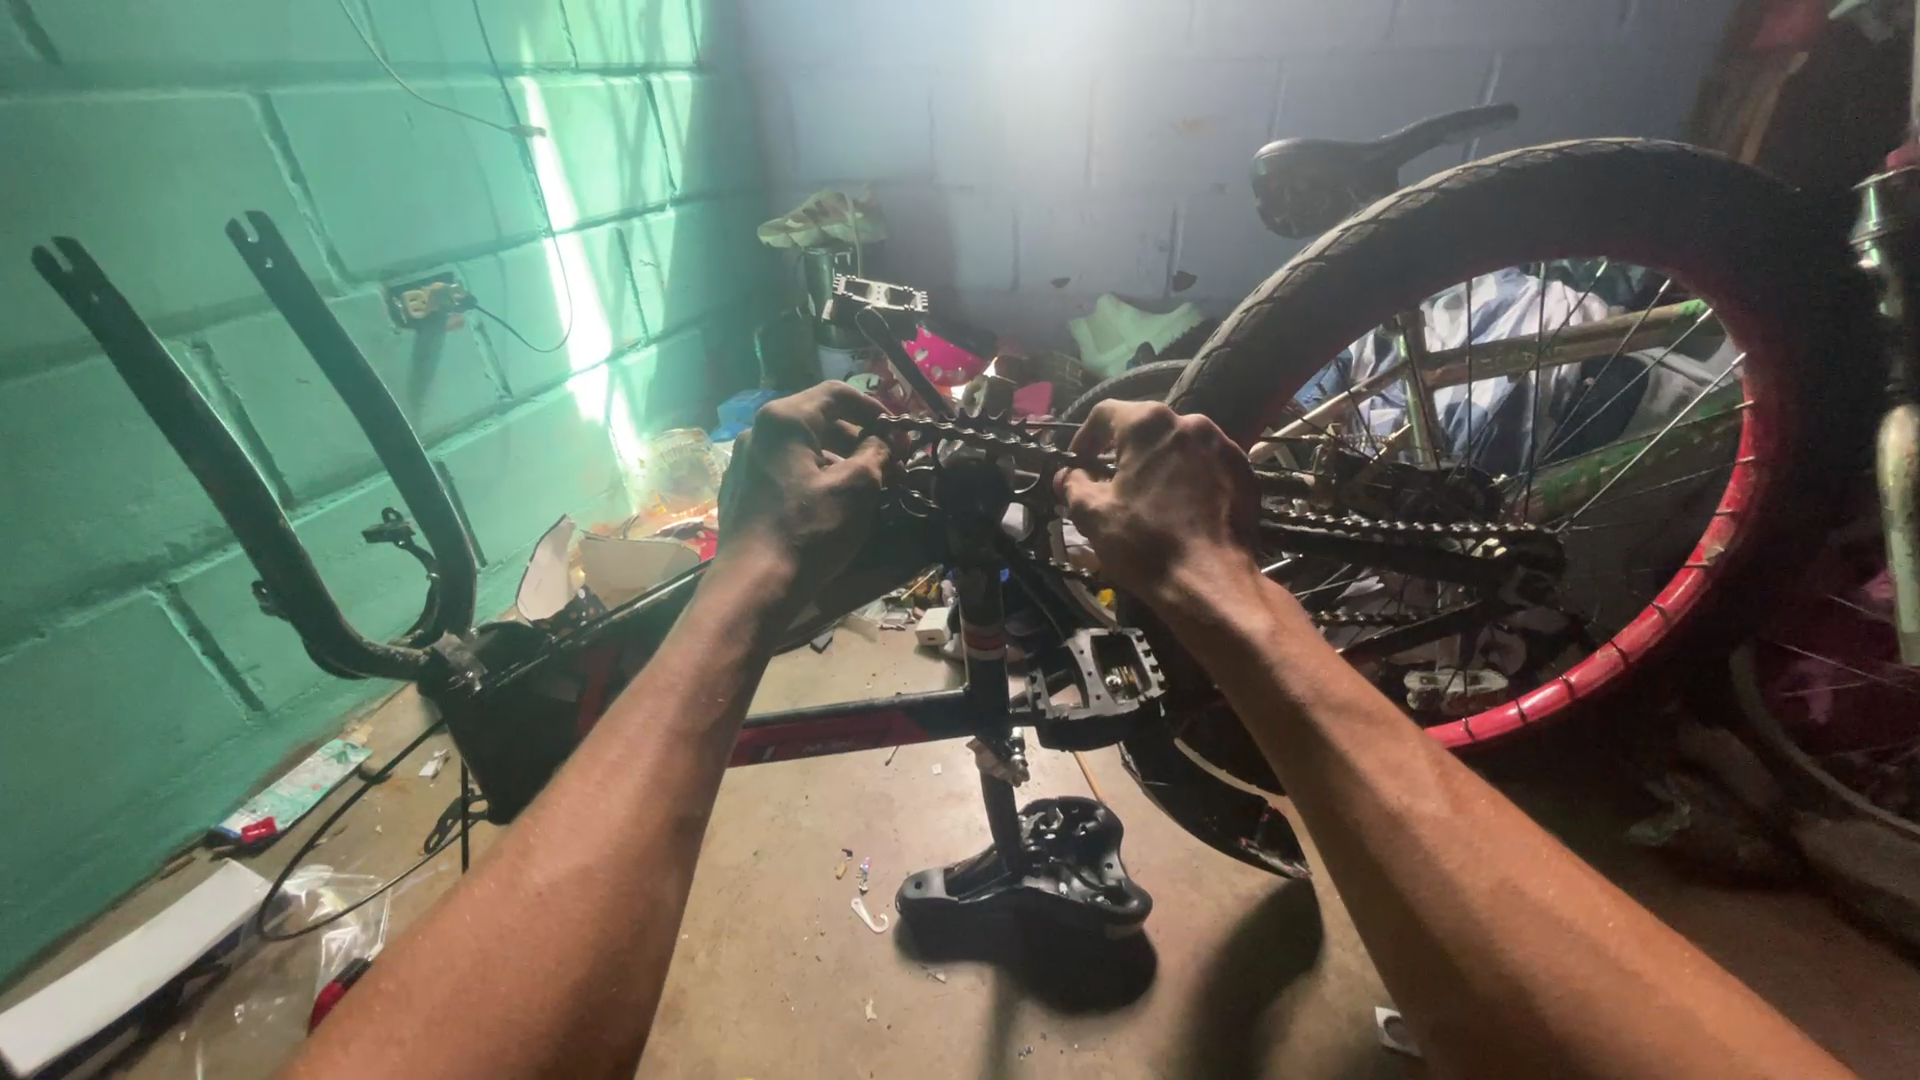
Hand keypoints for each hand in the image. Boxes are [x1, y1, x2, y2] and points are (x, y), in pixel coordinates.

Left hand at [715, 382, 888, 603]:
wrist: (754, 584)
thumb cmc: (811, 530)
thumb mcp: (859, 487)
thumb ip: (876, 452)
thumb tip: (885, 438)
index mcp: (785, 419)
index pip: (836, 393)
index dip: (873, 407)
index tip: (897, 431)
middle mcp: (758, 431)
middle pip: (817, 420)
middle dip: (857, 437)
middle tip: (888, 462)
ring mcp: (744, 462)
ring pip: (801, 448)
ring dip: (837, 459)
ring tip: (864, 487)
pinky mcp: (740, 491)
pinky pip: (784, 470)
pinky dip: (813, 476)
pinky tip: (830, 504)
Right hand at [1055, 400, 1260, 609]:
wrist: (1211, 581)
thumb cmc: (1144, 542)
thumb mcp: (1092, 513)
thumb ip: (1074, 484)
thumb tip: (1067, 475)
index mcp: (1148, 424)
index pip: (1106, 412)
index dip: (1085, 436)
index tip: (1078, 462)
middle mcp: (1190, 422)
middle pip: (1145, 427)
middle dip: (1123, 450)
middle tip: (1109, 481)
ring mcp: (1222, 445)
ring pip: (1178, 445)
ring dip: (1157, 463)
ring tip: (1146, 495)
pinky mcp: (1244, 471)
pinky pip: (1205, 464)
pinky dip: (1187, 477)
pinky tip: (1179, 507)